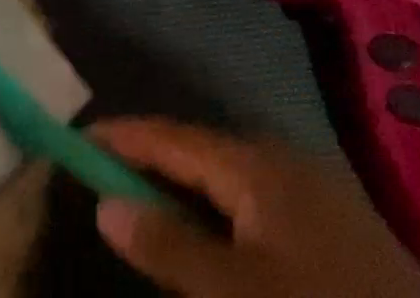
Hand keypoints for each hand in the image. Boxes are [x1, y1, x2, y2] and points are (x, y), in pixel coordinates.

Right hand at [91, 119, 419, 297]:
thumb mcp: (235, 291)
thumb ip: (167, 245)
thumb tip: (104, 204)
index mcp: (260, 168)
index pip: (170, 136)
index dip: (119, 137)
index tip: (72, 139)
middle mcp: (291, 167)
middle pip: (201, 151)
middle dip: (151, 161)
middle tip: (106, 177)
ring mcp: (326, 199)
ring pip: (233, 178)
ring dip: (187, 189)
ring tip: (152, 208)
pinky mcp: (346, 234)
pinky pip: (263, 203)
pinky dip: (224, 210)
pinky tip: (218, 238)